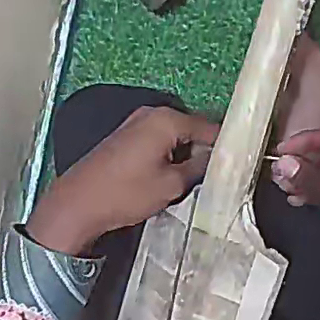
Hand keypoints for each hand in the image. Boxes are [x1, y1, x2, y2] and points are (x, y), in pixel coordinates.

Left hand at [28, 106, 219, 254]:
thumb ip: (199, 168)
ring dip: (186, 156)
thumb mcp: (171, 185)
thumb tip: (215, 161)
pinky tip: (173, 178)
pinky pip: (159, 142)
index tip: (242, 162)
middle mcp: (151, 114)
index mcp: (166, 119)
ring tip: (196, 181)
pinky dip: (169, 157)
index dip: (228, 145)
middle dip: (206, 151)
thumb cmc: (125, 193)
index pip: (210, 126)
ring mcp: (136, 124)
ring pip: (176, 137)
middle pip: (192, 129)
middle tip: (220, 176)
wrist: (78, 204)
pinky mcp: (126, 138)